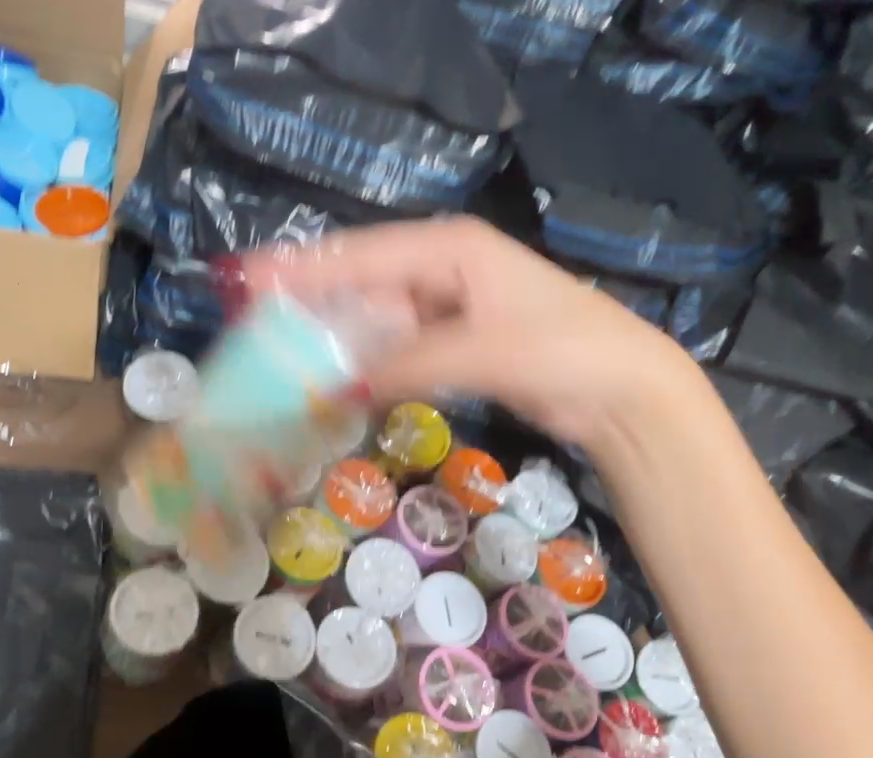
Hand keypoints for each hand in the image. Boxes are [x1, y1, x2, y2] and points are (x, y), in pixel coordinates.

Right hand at [241, 217, 699, 446]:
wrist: (624, 392)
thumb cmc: (561, 351)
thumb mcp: (480, 351)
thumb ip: (405, 365)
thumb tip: (334, 390)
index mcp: (449, 249)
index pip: (359, 256)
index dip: (301, 270)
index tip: (248, 282)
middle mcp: (442, 271)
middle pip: (360, 287)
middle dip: (311, 309)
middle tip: (255, 333)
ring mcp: (448, 311)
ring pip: (376, 324)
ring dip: (337, 346)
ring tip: (283, 367)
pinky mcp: (455, 348)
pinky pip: (397, 354)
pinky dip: (368, 370)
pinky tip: (336, 388)